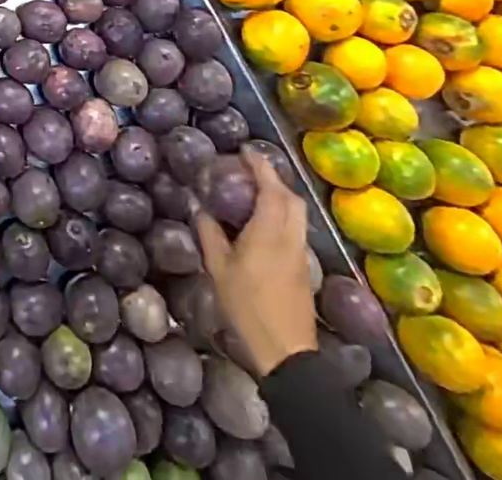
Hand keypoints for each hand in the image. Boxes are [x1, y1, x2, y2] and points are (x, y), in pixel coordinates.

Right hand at [193, 146, 317, 376]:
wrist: (286, 351)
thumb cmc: (247, 305)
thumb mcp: (218, 268)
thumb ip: (210, 233)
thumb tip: (199, 207)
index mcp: (270, 232)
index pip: (271, 188)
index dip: (260, 166)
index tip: (245, 151)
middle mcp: (291, 237)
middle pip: (291, 197)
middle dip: (274, 178)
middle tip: (250, 169)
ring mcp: (301, 253)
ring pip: (297, 213)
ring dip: (280, 196)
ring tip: (255, 191)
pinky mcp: (303, 267)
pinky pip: (295, 228)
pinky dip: (282, 214)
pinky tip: (263, 222)